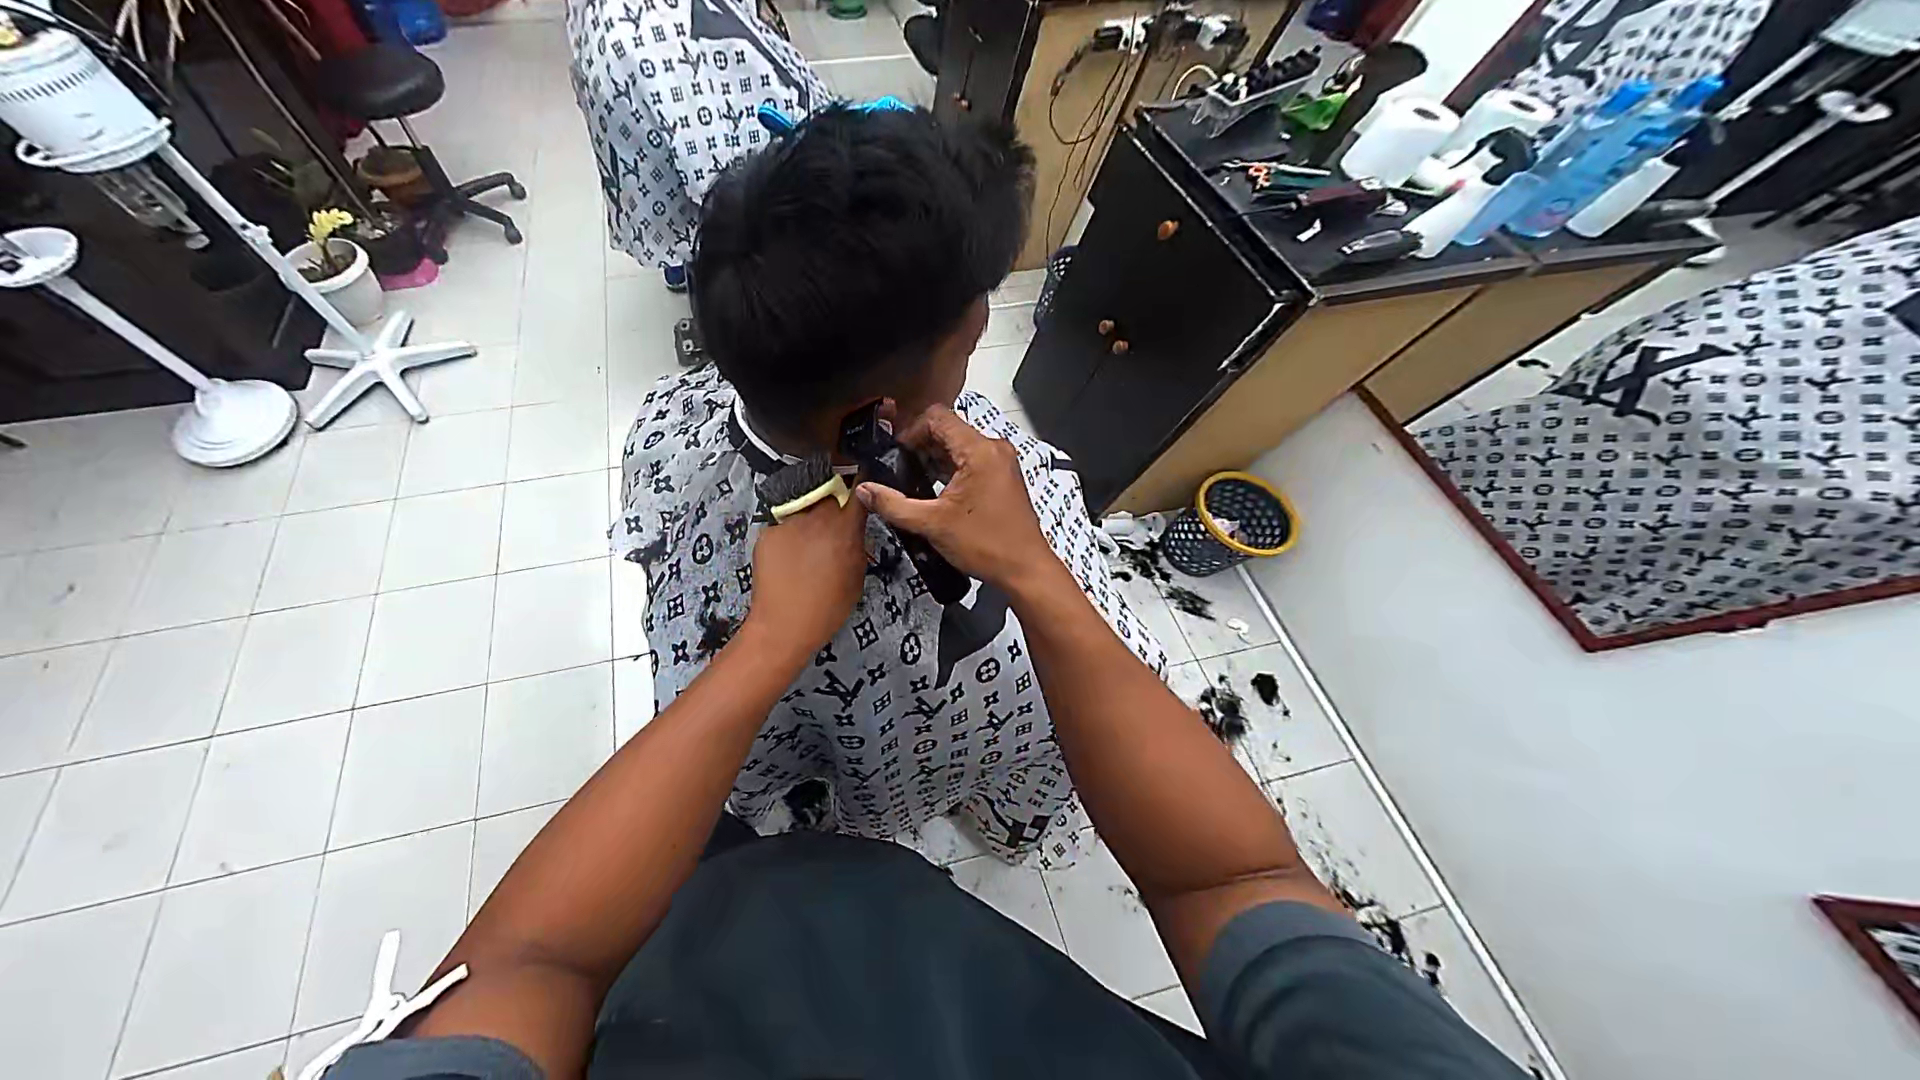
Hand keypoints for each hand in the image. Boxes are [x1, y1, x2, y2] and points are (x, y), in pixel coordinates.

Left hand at [743, 493, 869, 663]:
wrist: (784, 624)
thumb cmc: (828, 606)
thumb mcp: (856, 575)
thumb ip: (856, 544)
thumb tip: (853, 531)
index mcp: (845, 527)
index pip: (858, 491)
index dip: (861, 486)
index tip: (862, 486)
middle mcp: (817, 518)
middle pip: (829, 495)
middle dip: (833, 504)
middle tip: (833, 525)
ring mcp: (789, 523)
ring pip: (804, 511)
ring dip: (809, 522)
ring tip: (807, 548)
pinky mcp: (767, 533)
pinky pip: (783, 527)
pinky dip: (787, 538)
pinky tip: (788, 559)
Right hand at [855, 405, 1060, 590]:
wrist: (1024, 569)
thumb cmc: (989, 545)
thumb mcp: (932, 524)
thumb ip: (893, 504)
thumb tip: (866, 491)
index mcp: (979, 451)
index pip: (937, 417)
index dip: (911, 431)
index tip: (896, 452)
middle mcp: (994, 450)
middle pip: (948, 429)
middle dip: (921, 446)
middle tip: (901, 468)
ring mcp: (1001, 463)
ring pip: (960, 446)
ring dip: (935, 459)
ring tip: (915, 482)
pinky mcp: (1003, 478)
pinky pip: (972, 461)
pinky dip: (952, 470)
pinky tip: (936, 493)